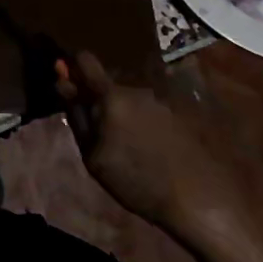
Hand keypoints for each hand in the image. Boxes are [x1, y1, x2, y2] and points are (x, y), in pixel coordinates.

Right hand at [54, 52, 245, 236]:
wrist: (200, 200)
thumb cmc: (136, 181)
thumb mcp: (93, 156)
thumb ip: (76, 116)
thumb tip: (62, 83)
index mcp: (111, 96)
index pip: (85, 61)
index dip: (71, 66)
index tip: (65, 82)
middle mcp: (137, 89)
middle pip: (107, 85)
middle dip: (97, 100)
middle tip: (97, 134)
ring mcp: (161, 102)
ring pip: (128, 100)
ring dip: (120, 114)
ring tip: (124, 148)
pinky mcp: (179, 116)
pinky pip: (148, 112)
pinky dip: (140, 124)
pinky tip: (147, 151)